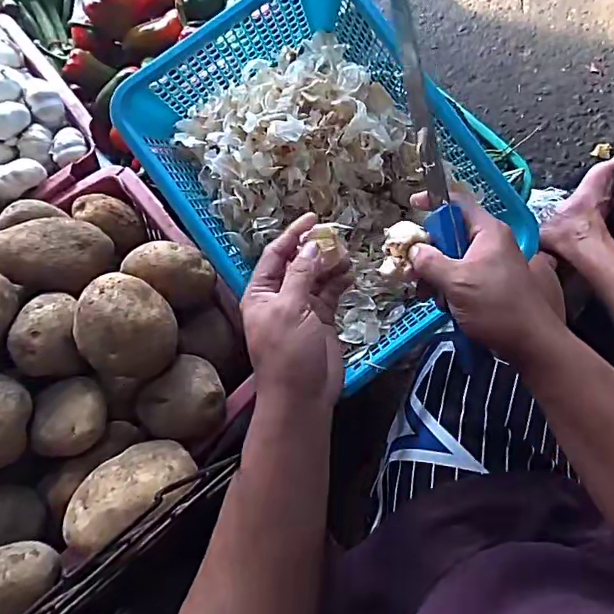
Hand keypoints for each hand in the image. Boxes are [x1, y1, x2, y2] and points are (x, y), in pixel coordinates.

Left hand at [241, 213, 352, 409]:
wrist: (302, 396)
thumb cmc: (288, 353)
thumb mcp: (290, 308)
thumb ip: (301, 273)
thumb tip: (313, 244)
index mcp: (262, 293)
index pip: (276, 254)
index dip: (293, 234)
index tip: (313, 217)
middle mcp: (280, 296)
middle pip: (299, 262)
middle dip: (316, 248)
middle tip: (338, 236)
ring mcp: (302, 307)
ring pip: (317, 275)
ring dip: (331, 264)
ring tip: (348, 256)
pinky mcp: (321, 318)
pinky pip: (331, 292)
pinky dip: (340, 281)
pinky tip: (351, 274)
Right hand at [409, 198, 565, 363]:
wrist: (531, 343)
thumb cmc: (496, 306)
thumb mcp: (456, 281)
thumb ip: (429, 261)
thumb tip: (413, 250)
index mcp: (488, 231)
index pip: (458, 202)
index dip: (434, 200)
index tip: (412, 205)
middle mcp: (491, 243)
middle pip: (451, 234)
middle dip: (428, 251)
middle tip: (412, 268)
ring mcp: (492, 264)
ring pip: (453, 258)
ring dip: (436, 275)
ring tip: (427, 294)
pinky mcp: (491, 285)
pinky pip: (462, 277)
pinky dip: (449, 288)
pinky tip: (444, 305)